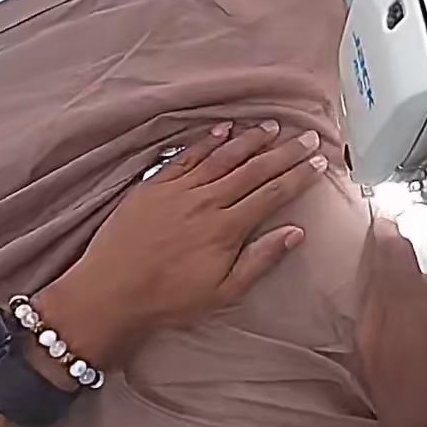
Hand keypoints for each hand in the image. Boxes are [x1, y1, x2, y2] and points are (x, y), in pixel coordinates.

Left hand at [35, 120, 328, 372]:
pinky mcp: (154, 185)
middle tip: (306, 136)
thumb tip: (295, 232)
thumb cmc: (169, 299)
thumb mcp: (223, 292)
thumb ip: (260, 259)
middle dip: (284, 152)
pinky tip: (223, 129)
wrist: (110, 292)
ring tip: (272, 127)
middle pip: (253, 169)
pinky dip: (207, 140)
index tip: (317, 162)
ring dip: (250, 140)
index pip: (272, 193)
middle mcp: (206, 201)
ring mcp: (179, 190)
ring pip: (222, 156)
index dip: (298, 176)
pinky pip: (186, 155)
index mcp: (226, 228)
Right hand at [356, 217, 426, 426]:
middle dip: (414, 296)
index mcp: (401, 296)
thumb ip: (372, 301)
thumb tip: (377, 272)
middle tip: (409, 330)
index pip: (393, 243)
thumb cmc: (400, 398)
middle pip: (422, 279)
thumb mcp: (367, 347)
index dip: (385, 231)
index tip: (383, 223)